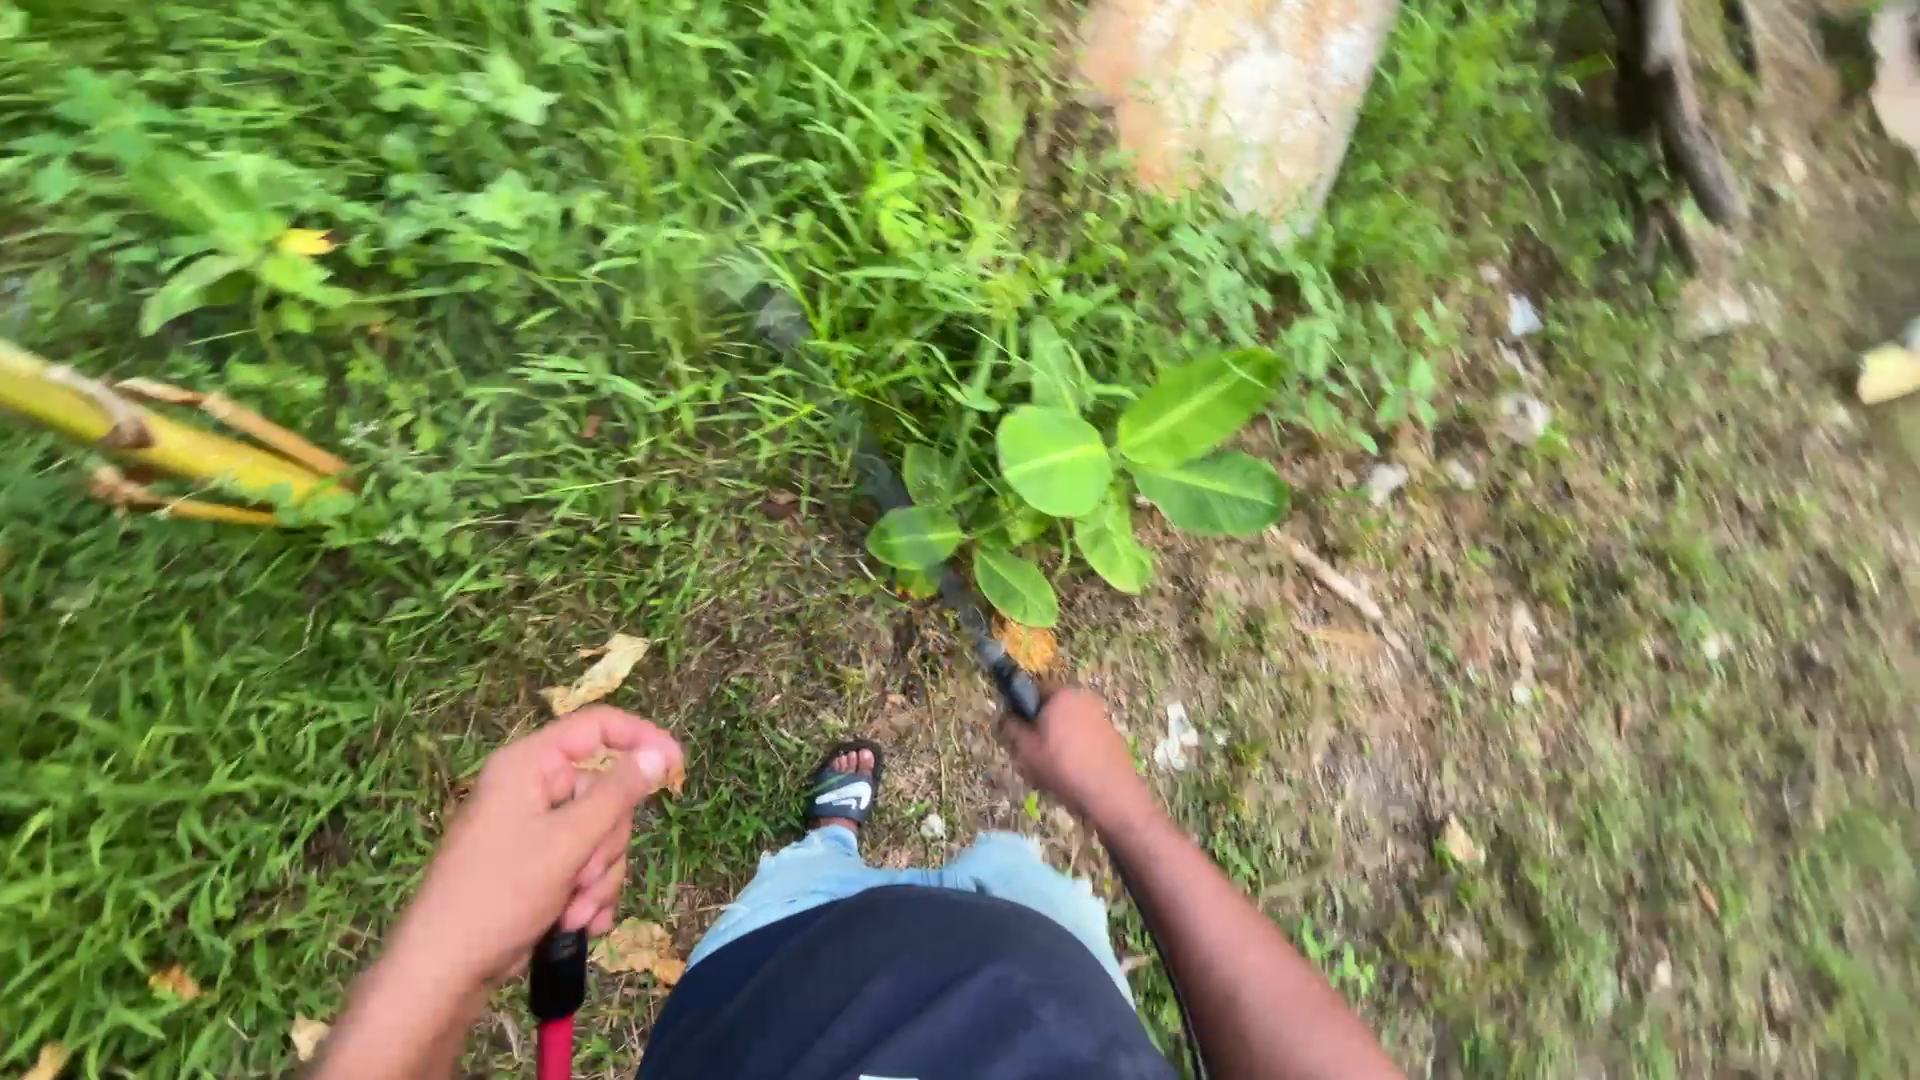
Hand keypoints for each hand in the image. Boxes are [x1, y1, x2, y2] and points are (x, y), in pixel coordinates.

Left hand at [388, 706, 683, 988]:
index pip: (599, 726)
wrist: (442, 975)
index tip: (675, 768)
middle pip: (607, 789)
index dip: (642, 739)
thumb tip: (659, 753)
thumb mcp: (568, 841)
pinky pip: (589, 859)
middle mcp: (534, 787)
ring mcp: (536, 826)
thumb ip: (619, 792)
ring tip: (576, 911)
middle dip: (607, 842)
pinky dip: (591, 890)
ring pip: (603, 831)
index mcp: (529, 765)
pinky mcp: (541, 861)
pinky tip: (578, 922)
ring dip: (600, 875)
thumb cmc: (498, 896)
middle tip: (586, 876)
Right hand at [1000, 687, 1149, 825]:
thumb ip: (1012, 729)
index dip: (1024, 709)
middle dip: (1043, 725)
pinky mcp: (1113, 733)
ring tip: (1055, 767)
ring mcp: (1100, 715)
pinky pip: (1086, 734)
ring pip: (1070, 722)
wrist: (1111, 792)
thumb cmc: (1063, 766)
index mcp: (1060, 695)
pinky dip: (1078, 746)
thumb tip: (1008, 718)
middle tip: (1035, 752)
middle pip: (1054, 707)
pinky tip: (1075, 771)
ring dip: (1061, 737)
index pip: (1035, 689)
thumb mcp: (1026, 751)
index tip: (1021, 730)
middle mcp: (1083, 697)